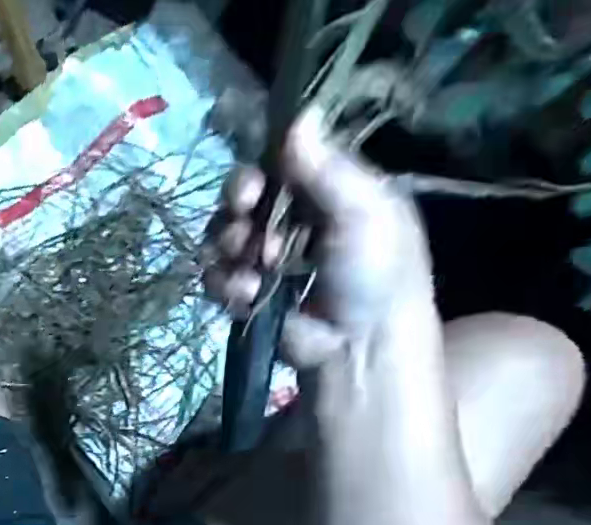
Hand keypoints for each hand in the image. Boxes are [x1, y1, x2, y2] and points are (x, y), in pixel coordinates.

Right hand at [204, 107, 441, 372]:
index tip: (249, 191)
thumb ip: (328, 168)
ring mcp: (262, 259)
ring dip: (230, 255)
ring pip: (219, 240)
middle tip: (243, 232)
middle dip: (234, 215)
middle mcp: (287, 220)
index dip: (253, 174)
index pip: (273, 166)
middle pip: (238, 202)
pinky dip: (225, 287)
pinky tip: (246, 296)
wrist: (357, 344)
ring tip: (255, 273)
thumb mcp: (363, 211)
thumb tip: (298, 114)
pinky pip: (215, 279)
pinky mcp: (244, 294)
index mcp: (321, 191)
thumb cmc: (375, 272)